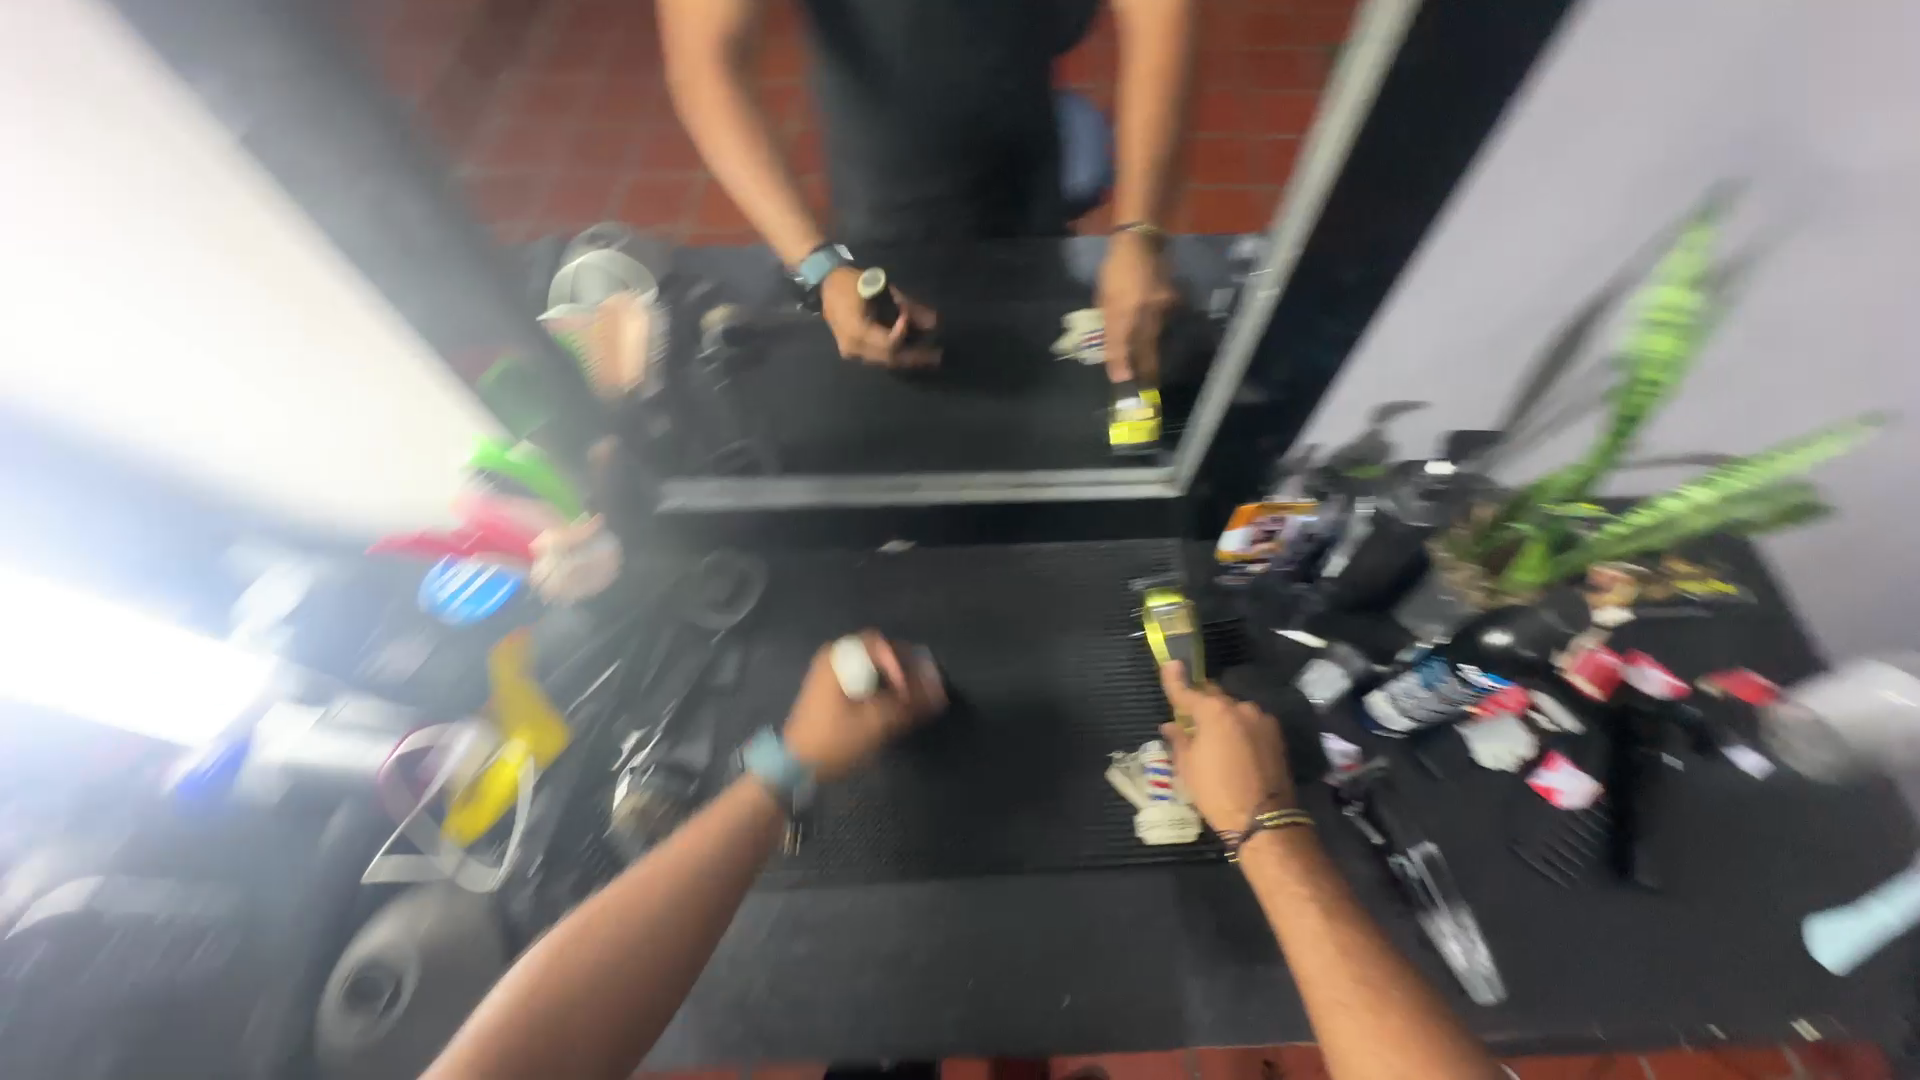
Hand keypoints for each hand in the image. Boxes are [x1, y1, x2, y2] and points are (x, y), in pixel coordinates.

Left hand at [783, 631, 945, 781]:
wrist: (794, 766)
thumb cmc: (834, 740)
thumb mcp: (876, 723)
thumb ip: (910, 703)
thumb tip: (941, 692)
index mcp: (839, 657)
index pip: (884, 645)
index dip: (904, 664)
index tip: (910, 691)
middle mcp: (833, 656)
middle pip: (879, 653)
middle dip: (902, 671)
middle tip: (919, 693)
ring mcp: (828, 671)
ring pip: (871, 666)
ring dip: (892, 681)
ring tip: (908, 703)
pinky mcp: (829, 688)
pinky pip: (861, 677)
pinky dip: (878, 688)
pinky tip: (889, 707)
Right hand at [820, 267, 939, 367]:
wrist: (824, 283)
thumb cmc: (852, 281)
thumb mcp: (881, 288)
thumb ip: (908, 306)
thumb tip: (935, 323)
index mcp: (857, 331)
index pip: (889, 344)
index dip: (904, 335)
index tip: (910, 318)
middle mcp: (853, 348)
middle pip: (890, 359)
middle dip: (916, 357)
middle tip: (938, 356)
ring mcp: (852, 353)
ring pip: (886, 361)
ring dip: (908, 358)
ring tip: (930, 356)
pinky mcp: (853, 352)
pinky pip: (878, 358)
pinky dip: (897, 355)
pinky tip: (913, 352)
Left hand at [1097, 230, 1177, 385]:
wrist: (1141, 240)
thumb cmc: (1115, 268)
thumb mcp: (1104, 295)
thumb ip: (1108, 321)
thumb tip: (1112, 345)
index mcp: (1121, 308)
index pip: (1119, 342)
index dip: (1120, 364)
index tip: (1121, 382)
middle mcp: (1141, 310)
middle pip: (1143, 347)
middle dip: (1144, 370)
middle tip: (1145, 389)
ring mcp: (1158, 306)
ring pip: (1154, 337)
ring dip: (1151, 356)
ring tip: (1150, 374)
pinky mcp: (1169, 301)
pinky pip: (1161, 323)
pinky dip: (1156, 335)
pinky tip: (1155, 344)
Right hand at [1158, 662, 1295, 834]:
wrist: (1265, 819)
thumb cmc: (1216, 791)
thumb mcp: (1187, 766)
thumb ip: (1179, 738)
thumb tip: (1170, 725)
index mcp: (1213, 711)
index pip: (1186, 690)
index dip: (1174, 679)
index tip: (1170, 663)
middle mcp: (1239, 707)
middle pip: (1213, 696)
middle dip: (1201, 703)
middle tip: (1190, 717)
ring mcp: (1262, 720)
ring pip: (1234, 710)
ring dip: (1223, 717)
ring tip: (1216, 739)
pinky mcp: (1277, 735)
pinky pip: (1251, 723)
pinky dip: (1240, 728)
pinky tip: (1236, 747)